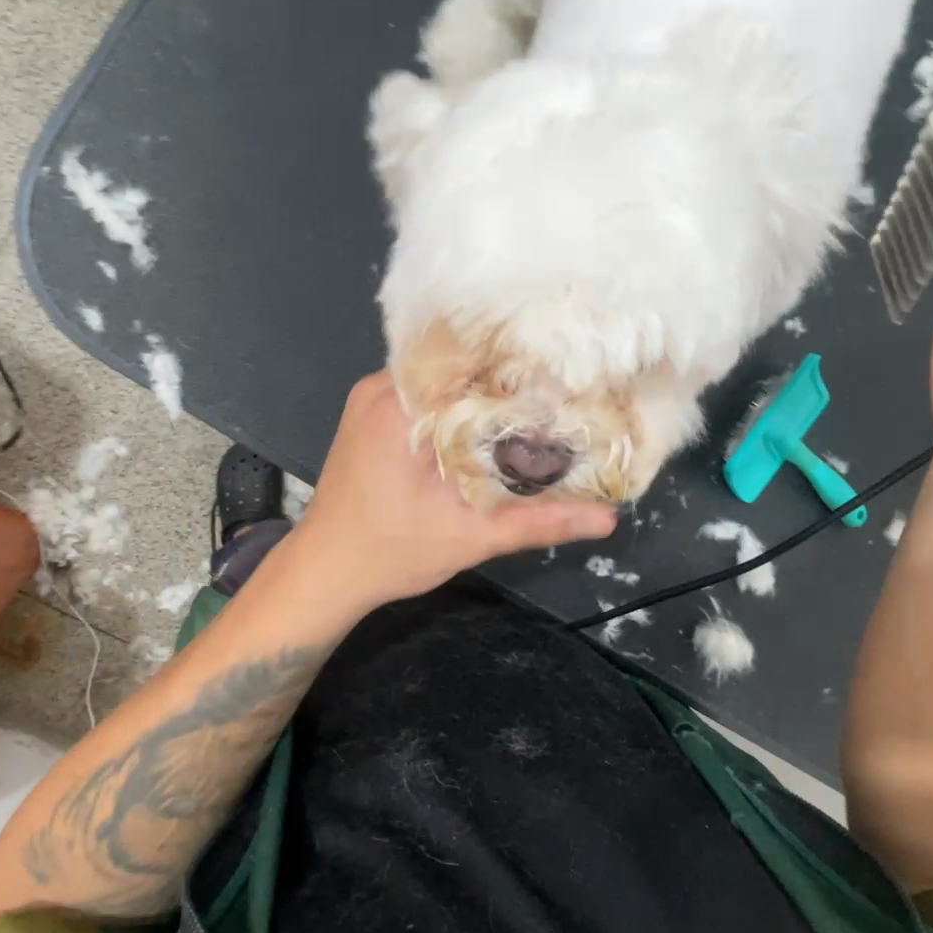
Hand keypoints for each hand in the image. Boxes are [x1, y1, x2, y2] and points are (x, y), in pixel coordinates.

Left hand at [292, 372, 618, 607]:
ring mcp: (372, 400)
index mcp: (400, 404)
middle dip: (508, 378)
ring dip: (483, 393)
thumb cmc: (388, 553)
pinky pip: (425, 396)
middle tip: (562, 391)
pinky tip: (493, 425)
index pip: (472, 358)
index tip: (567, 374)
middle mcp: (381, 388)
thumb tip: (607, 519)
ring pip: (442, 380)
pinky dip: (458, 406)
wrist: (325, 574)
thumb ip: (540, 522)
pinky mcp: (370, 418)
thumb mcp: (471, 537)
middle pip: (459, 366)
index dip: (522, 364)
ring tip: (537, 404)